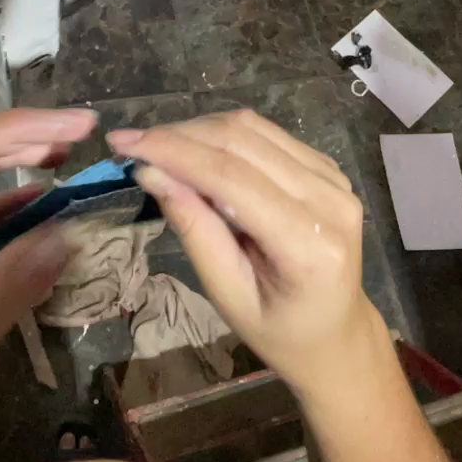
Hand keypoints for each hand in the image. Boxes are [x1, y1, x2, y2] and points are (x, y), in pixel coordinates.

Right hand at [112, 110, 386, 395]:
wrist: (337, 334)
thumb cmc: (279, 330)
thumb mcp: (228, 295)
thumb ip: (194, 229)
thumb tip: (150, 172)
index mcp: (311, 244)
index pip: (232, 177)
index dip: (174, 152)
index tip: (124, 143)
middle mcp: (330, 199)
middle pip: (242, 142)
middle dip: (179, 135)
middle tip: (131, 143)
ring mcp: (334, 177)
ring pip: (253, 128)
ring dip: (198, 130)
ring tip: (158, 147)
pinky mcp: (327, 166)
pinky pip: (267, 134)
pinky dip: (223, 135)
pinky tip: (196, 151)